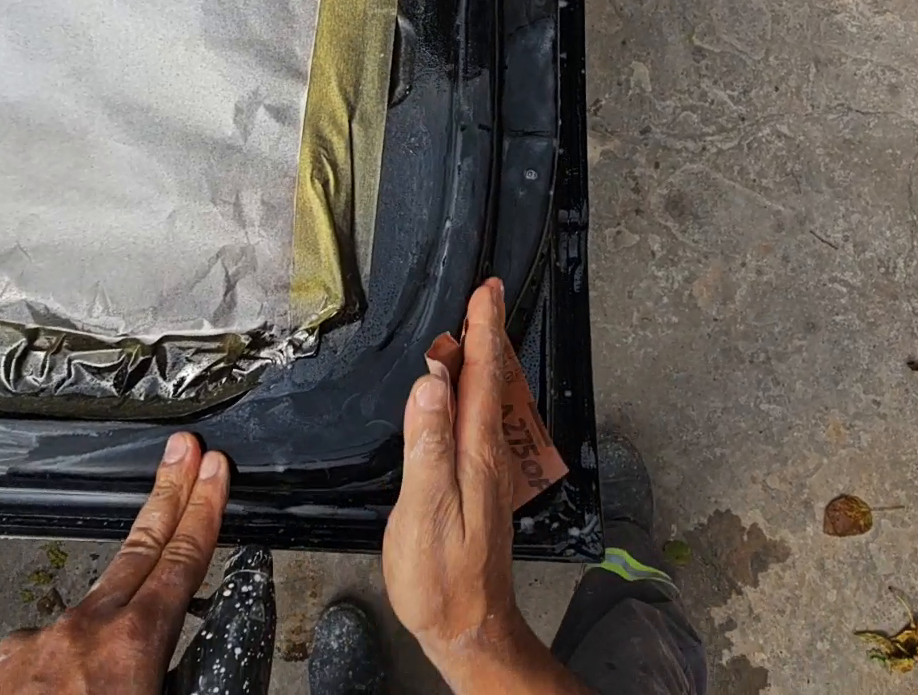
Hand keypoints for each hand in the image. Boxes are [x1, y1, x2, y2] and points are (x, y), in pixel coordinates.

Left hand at [0, 433, 228, 694]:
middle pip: (138, 548)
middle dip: (167, 492)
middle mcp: (75, 636)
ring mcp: (24, 653)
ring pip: (81, 622)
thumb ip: (172, 678)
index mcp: (129, 648)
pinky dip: (52, 673)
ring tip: (111, 676)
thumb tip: (176, 662)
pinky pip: (33, 662)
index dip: (204, 507)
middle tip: (183, 449)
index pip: (181, 559)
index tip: (213, 467)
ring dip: (106, 623)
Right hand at [382, 279, 590, 693]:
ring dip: (486, 355)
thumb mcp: (426, 510)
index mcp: (475, 450)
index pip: (480, 376)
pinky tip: (468, 388)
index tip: (485, 291)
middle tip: (488, 293)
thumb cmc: (441, 575)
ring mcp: (486, 466)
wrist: (468, 625)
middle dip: (489, 332)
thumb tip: (431, 381)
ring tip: (479, 325)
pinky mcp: (479, 481)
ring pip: (488, 396)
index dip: (482, 330)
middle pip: (491, 379)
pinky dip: (477, 386)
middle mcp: (488, 451)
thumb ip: (428, 444)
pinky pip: (480, 416)